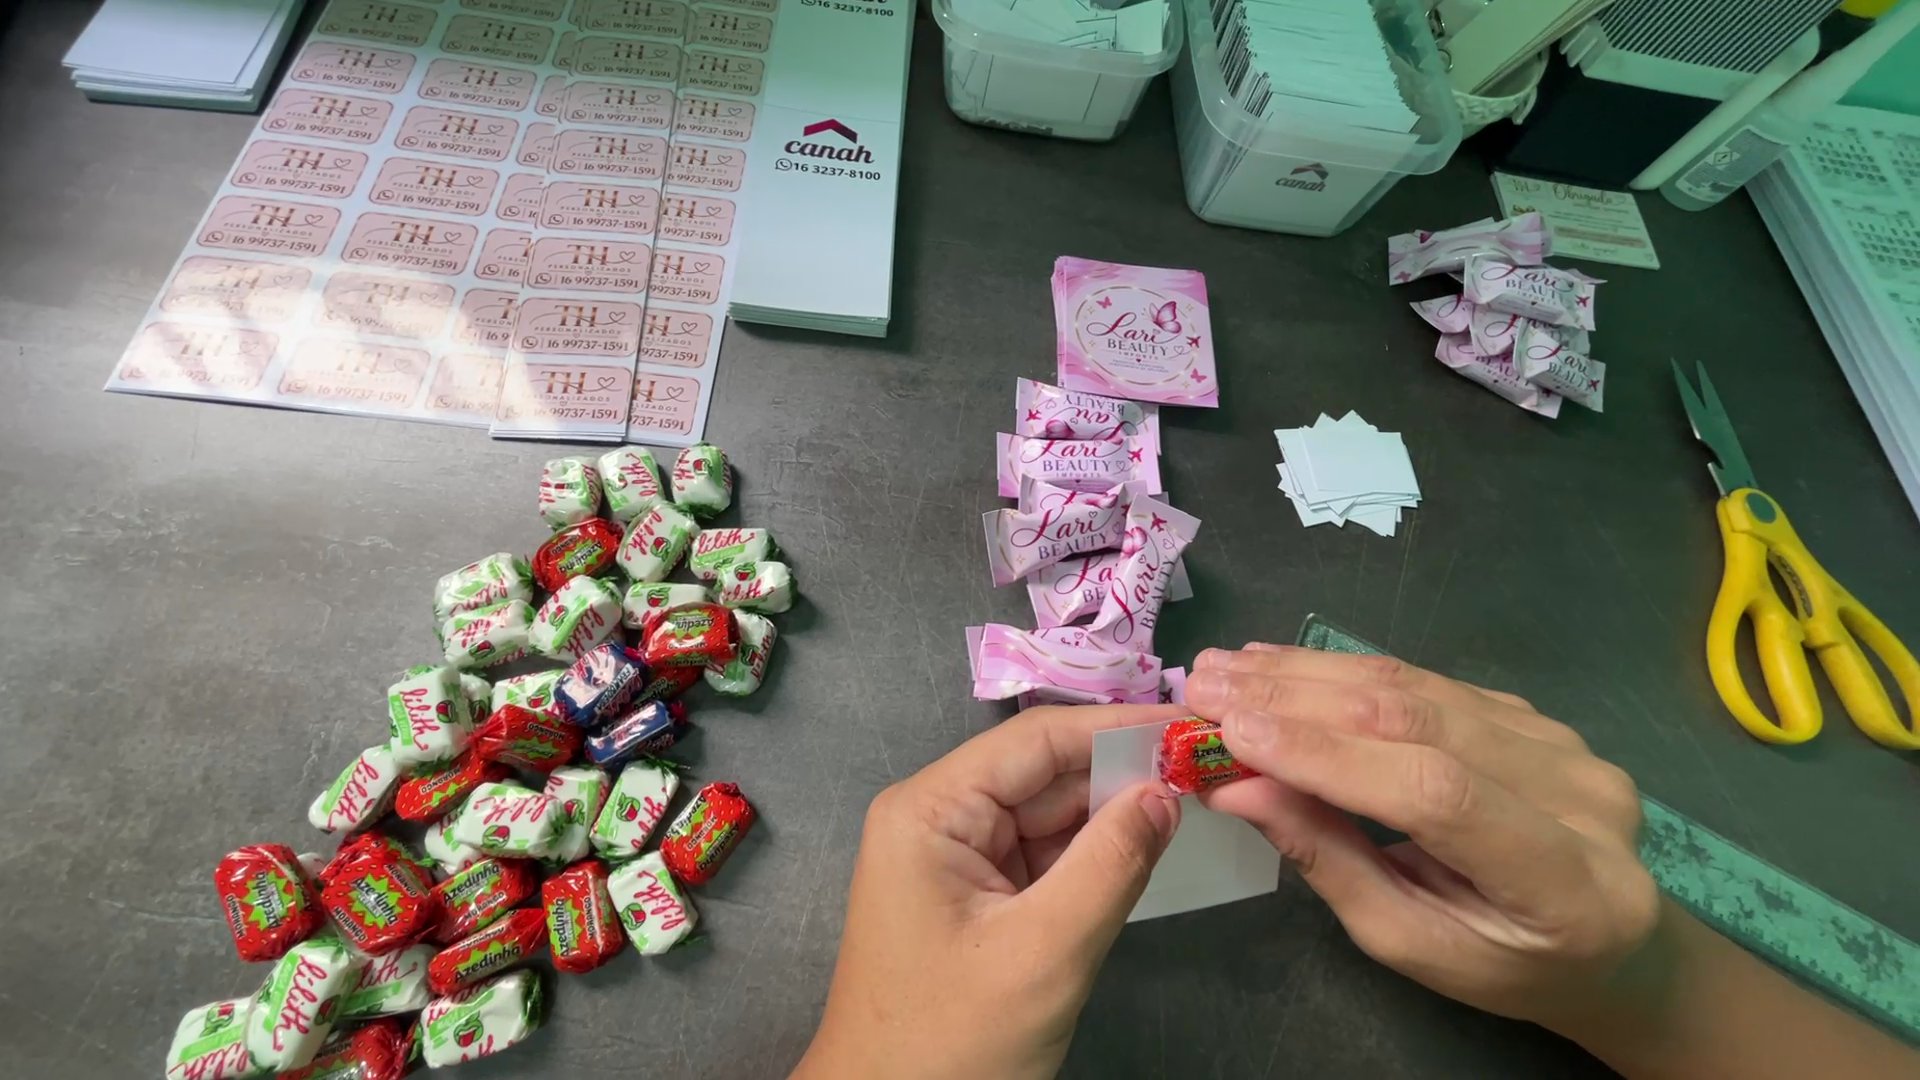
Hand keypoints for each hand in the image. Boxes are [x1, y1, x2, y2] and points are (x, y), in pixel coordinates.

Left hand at [791, 704, 1187, 1079]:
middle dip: (1118, 767)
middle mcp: (940, 814)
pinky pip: (1042, 852)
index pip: (1034, 741)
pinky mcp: (977, 888)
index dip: (1112, 726)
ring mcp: (957, 851)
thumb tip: (1165, 793)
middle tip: (1199, 759)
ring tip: (1187, 789)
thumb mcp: (1042, 956)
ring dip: (1111, 807)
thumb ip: (1110, 866)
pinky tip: (1142, 836)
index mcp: (931, 808)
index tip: (1183, 721)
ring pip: (1047, 812)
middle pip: (1042, 773)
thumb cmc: (952, 1044)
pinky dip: (1091, 849)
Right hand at [1184, 646, 1658, 1027]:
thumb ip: (1325, 858)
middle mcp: (1576, 791)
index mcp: (1567, 883)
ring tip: (1221, 667)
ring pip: (1407, 683)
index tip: (1230, 731)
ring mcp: (1555, 738)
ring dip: (1300, 671)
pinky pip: (1413, 675)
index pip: (1434, 792)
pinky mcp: (1521, 709)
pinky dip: (1331, 667)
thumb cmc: (1497, 961)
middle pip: (1415, 720)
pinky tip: (1272, 662)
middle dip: (1292, 698)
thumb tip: (1234, 787)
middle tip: (1203, 685)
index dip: (1326, 755)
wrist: (1602, 941)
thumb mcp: (1405, 940)